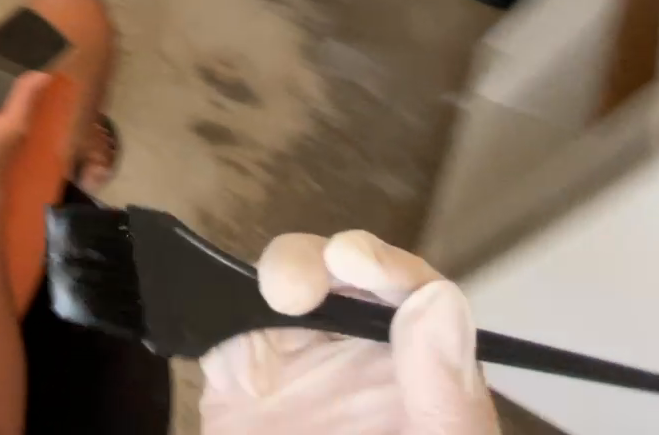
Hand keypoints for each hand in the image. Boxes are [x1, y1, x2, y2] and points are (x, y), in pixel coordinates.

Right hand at [199, 230, 497, 434]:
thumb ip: (449, 398)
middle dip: (316, 260)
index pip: (417, 297)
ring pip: (281, 280)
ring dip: (277, 271)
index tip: (354, 260)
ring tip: (276, 298)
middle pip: (341, 274)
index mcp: (422, 379)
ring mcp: (294, 357)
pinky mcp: (234, 366)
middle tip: (292, 290)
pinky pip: (217, 313)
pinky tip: (216, 304)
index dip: (389, 265)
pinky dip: (210, 294)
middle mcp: (361, 357)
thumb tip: (439, 303)